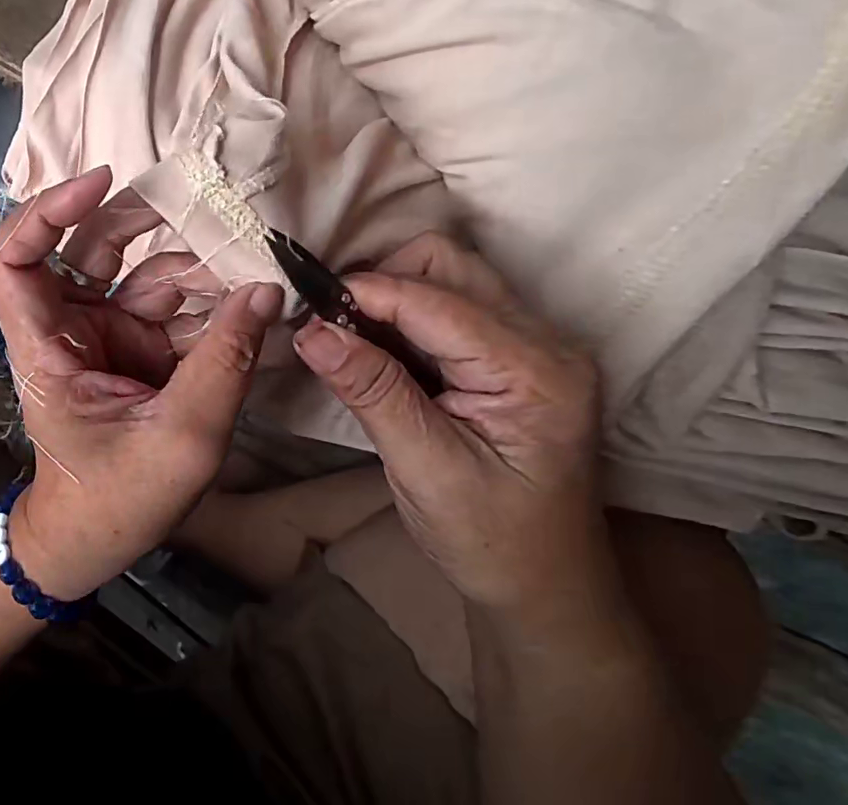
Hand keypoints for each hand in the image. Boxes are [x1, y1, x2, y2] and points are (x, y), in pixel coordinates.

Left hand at [0, 168, 284, 599]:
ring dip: (189, 265)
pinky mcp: (131, 344)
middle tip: (197, 209)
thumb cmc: (118, 498)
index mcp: (45, 346)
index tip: (97, 183)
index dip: (43, 212)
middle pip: (82, 247)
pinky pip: (164, 302)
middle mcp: (65, 327)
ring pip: (135, 270)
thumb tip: (266, 292)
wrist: (97, 537)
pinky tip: (243, 301)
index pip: (13, 260)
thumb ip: (225, 362)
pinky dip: (203, 298)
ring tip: (244, 271)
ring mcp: (100, 332)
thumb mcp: (182, 436)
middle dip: (134, 220)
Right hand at [290, 233, 606, 614]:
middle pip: (447, 263)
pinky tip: (372, 348)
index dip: (363, 293)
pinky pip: (446, 304)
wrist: (543, 586)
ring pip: (444, 275)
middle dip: (379, 280)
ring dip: (387, 293)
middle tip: (330, 324)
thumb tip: (311, 331)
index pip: (434, 300)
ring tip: (346, 336)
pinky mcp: (509, 354)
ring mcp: (530, 343)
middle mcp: (543, 341)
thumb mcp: (424, 469)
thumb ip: (371, 391)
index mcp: (533, 371)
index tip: (304, 310)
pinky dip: (398, 313)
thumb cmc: (490, 539)